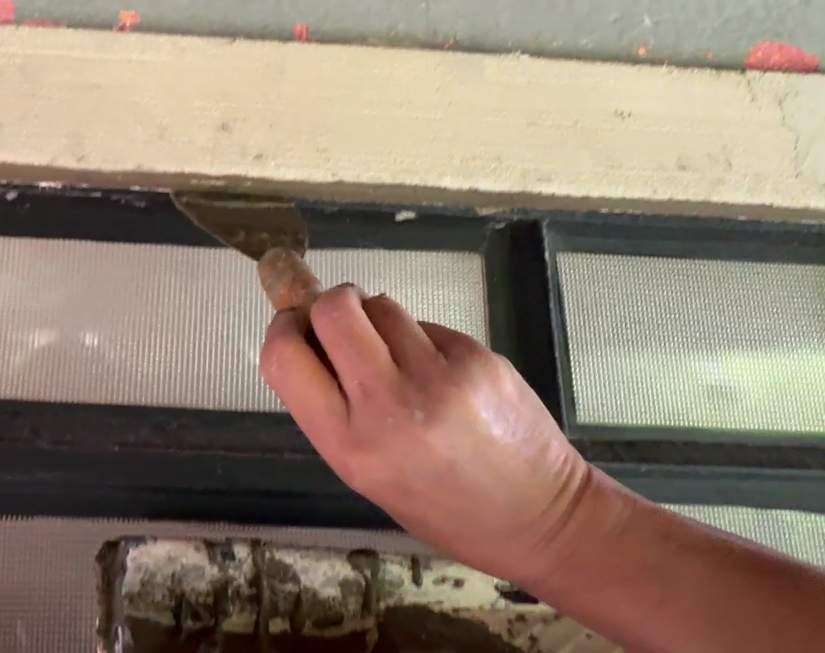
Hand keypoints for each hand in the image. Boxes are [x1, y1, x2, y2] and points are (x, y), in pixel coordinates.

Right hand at [259, 280, 610, 584]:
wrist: (541, 520)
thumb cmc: (438, 505)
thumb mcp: (360, 470)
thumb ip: (327, 404)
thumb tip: (302, 335)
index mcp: (348, 444)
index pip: (283, 356)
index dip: (282, 329)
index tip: (295, 328)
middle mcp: (388, 406)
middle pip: (331, 309)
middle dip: (327, 305)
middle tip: (342, 327)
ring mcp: (437, 377)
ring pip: (380, 304)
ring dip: (375, 318)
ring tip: (399, 357)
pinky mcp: (476, 358)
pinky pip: (424, 322)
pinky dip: (419, 337)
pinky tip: (440, 372)